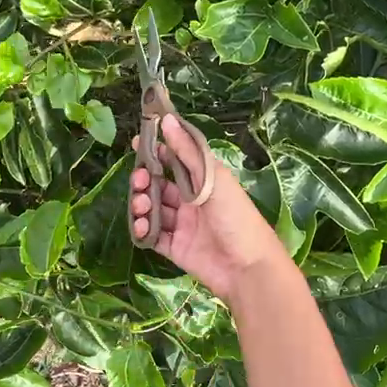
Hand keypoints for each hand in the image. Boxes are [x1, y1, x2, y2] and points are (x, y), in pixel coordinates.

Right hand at [130, 114, 287, 300]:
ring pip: (154, 209)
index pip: (175, 160)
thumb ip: (186, 151)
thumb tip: (167, 118)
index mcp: (204, 180)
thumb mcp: (212, 178)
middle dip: (144, 179)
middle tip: (138, 180)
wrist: (248, 267)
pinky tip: (142, 226)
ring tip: (143, 205)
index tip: (138, 143)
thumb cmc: (235, 216)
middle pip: (159, 184)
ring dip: (142, 203)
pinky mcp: (176, 248)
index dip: (156, 152)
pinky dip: (143, 229)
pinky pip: (153, 235)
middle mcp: (192, 200)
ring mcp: (183, 225)